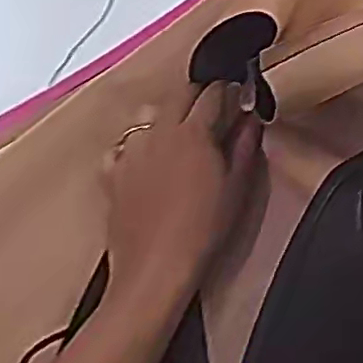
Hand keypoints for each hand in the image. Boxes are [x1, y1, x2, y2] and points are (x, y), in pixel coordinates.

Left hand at [104, 82, 262, 300]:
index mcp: (192, 132)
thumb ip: (245, 145)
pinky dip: (137, 143)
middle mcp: (158, 133)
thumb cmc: (204, 228)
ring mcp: (130, 152)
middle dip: (198, 94)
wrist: (154, 271)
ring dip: (167, 114)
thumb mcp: (237, 186)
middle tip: (215, 110)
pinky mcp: (111, 174)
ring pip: (148, 114)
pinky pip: (122, 145)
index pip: (212, 93)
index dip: (228, 91)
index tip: (238, 98)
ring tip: (181, 133)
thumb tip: (251, 118)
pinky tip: (148, 158)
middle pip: (179, 94)